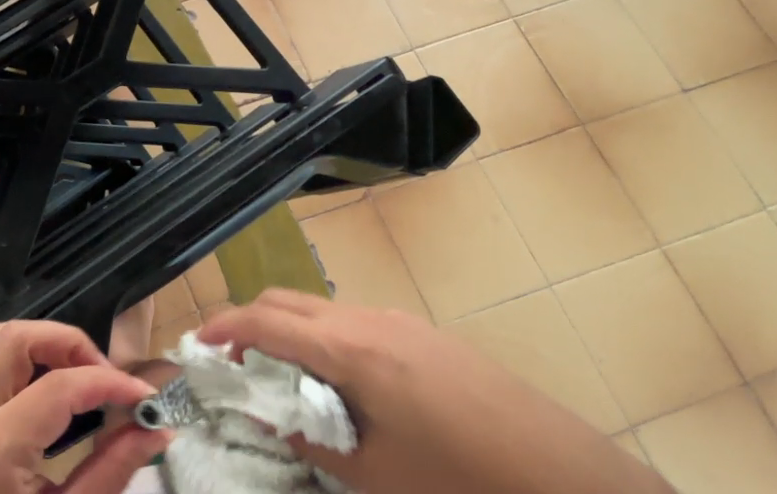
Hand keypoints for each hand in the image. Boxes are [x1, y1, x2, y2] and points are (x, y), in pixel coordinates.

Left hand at [0, 320, 171, 493]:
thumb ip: (110, 470)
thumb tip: (156, 430)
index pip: (60, 387)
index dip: (110, 382)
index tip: (144, 395)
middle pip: (16, 340)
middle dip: (69, 344)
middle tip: (106, 376)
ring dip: (35, 340)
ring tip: (74, 368)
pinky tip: (19, 356)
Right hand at [200, 290, 672, 493]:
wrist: (579, 485)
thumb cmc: (465, 484)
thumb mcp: (376, 475)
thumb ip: (309, 439)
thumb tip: (264, 417)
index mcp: (352, 348)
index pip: (265, 319)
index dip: (223, 327)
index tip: (197, 346)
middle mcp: (371, 319)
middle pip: (288, 301)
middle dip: (250, 323)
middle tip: (233, 364)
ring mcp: (404, 323)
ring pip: (322, 311)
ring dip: (291, 334)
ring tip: (284, 381)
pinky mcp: (429, 338)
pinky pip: (357, 325)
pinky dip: (328, 343)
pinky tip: (342, 388)